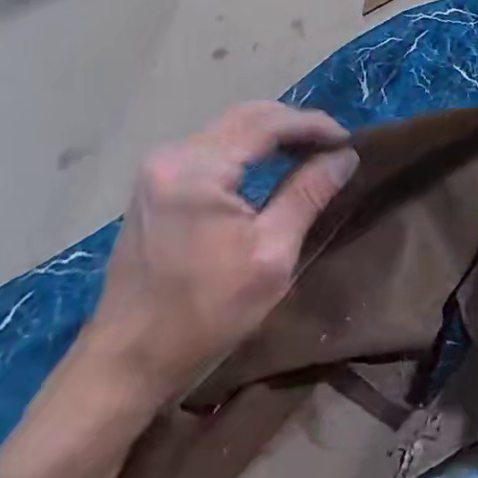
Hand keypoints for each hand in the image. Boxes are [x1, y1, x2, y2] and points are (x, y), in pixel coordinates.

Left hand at [82, 102, 358, 397]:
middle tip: (335, 147)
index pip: (267, 123)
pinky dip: (251, 149)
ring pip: (231, 129)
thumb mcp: (271, 255)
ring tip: (313, 155)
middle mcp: (171, 156)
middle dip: (296, 125)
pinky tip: (275, 167)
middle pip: (247, 117)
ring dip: (275, 135)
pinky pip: (214, 148)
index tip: (350, 142)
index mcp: (196, 169)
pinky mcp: (155, 185)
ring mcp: (158, 169)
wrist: (127, 361)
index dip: (314, 126)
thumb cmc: (204, 312)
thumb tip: (346, 156)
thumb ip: (308, 194)